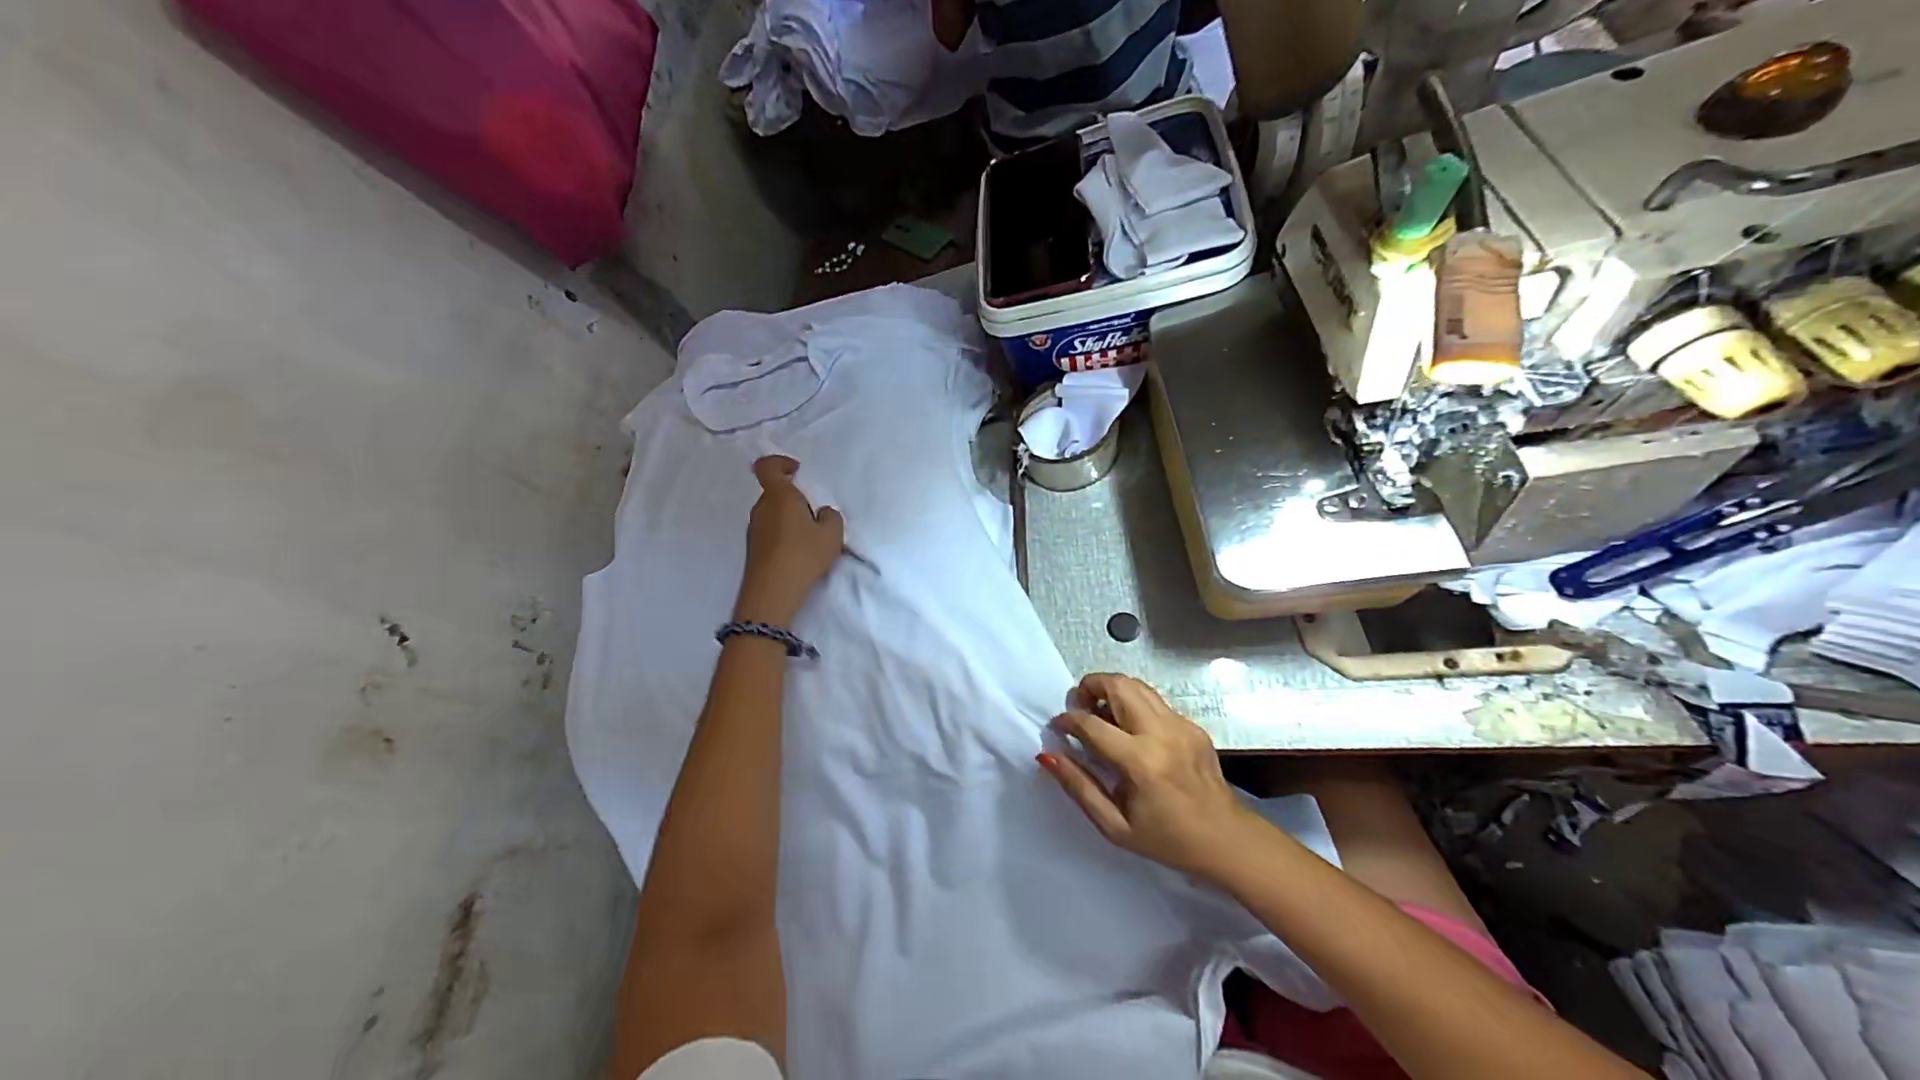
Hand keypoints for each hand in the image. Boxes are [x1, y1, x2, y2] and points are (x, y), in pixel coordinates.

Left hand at [733, 456, 844, 626]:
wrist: (773, 592)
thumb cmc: (803, 555)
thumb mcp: (832, 535)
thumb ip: (831, 517)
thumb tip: (822, 513)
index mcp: (778, 496)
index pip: (767, 466)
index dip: (780, 462)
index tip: (797, 471)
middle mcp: (761, 508)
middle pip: (774, 492)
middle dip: (794, 498)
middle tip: (814, 515)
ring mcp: (754, 529)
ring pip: (772, 513)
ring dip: (789, 519)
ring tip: (809, 539)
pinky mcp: (753, 549)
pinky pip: (770, 531)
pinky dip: (783, 535)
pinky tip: (798, 554)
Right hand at [1038, 673, 1259, 880]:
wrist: (1227, 840)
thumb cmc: (1166, 840)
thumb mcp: (1114, 826)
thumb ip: (1078, 787)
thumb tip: (1047, 755)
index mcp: (1140, 762)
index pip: (1092, 724)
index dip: (1067, 721)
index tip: (1058, 727)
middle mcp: (1161, 734)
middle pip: (1118, 685)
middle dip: (1090, 687)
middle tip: (1079, 706)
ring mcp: (1181, 725)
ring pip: (1138, 685)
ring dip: (1112, 690)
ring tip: (1101, 711)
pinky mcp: (1193, 725)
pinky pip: (1155, 701)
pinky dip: (1134, 704)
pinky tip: (1130, 730)